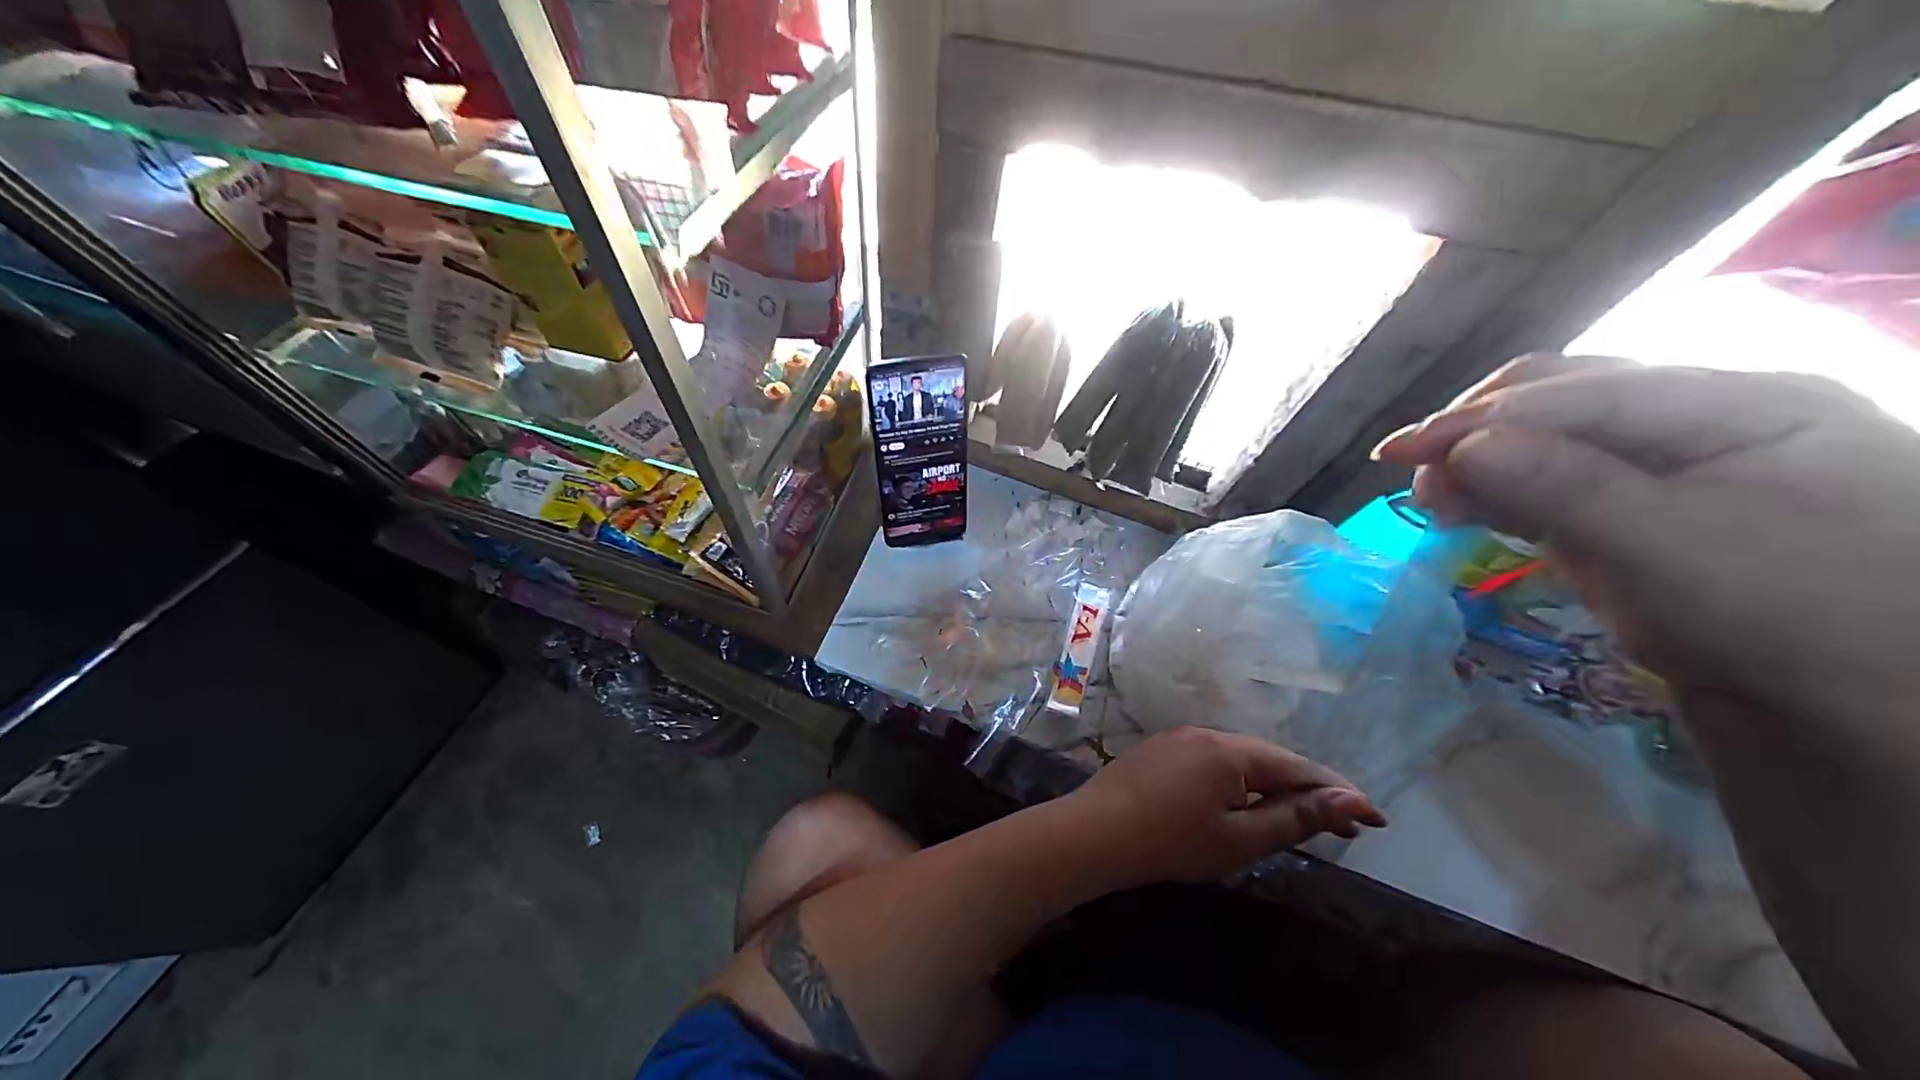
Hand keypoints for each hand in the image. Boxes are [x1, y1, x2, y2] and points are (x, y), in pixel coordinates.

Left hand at [1060, 726, 1384, 888]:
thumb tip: (1350, 800)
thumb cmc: (1171, 842)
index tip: (1375, 819)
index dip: (1338, 794)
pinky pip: (1213, 763)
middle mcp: (1205, 733)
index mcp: (1229, 749)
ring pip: (1240, 761)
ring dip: (1273, 788)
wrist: (1094, 834)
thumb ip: (1295, 817)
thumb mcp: (1240, 838)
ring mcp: (1178, 739)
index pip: (1297, 767)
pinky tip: (1246, 806)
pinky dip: (1239, 784)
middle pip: (1269, 760)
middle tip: (1347, 828)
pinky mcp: (1160, 752)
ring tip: (1301, 821)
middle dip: (1308, 792)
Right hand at [1372, 354, 1919, 726]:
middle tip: (1410, 470)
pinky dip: (1505, 498)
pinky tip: (1468, 509)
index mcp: (1745, 404)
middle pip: (1565, 406)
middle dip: (1479, 433)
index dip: (1483, 417)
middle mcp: (1708, 427)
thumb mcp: (1673, 548)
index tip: (1399, 452)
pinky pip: (1558, 493)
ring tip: (1431, 497)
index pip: (1585, 392)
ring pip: (1552, 450)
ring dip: (1484, 466)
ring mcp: (1674, 478)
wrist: (1866, 730)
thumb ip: (1563, 488)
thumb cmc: (1798, 622)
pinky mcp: (1643, 527)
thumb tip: (1459, 449)